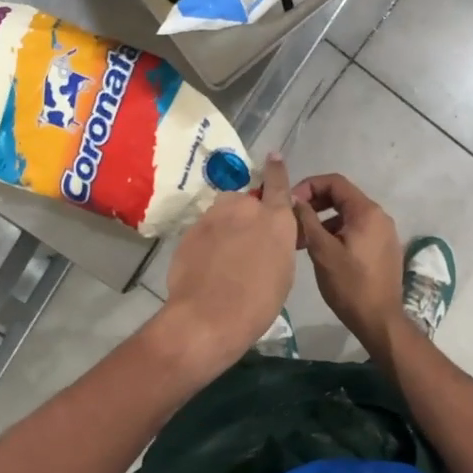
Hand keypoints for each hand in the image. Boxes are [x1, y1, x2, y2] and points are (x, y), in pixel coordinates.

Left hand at [159, 153, 299, 374]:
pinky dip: (208, 241)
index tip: (273, 157)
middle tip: (246, 243)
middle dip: (247, 214)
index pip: (278, 183)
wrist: (208, 316)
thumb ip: (277, 244)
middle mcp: (245, 209)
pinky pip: (204, 229)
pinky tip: (207, 265)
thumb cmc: (258, 303)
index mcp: (276, 219)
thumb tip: (267, 238)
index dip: (276, 170)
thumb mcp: (282, 273)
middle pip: (247, 201)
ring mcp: (214, 217)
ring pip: (223, 212)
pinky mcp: (190, 230)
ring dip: (226, 225)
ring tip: (225, 254)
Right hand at [291, 173, 408, 362]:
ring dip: (324, 222)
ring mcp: (384, 233)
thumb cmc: (349, 285)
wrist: (379, 319)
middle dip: (314, 205)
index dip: (308, 186)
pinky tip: (323, 253)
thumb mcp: (322, 251)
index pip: (335, 182)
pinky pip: (358, 231)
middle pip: (342, 197)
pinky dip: (337, 234)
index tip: (289, 203)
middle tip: (293, 223)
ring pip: (348, 216)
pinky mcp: (384, 249)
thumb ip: (307, 220)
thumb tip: (294, 199)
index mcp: (366, 212)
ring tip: (303, 242)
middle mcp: (379, 216)